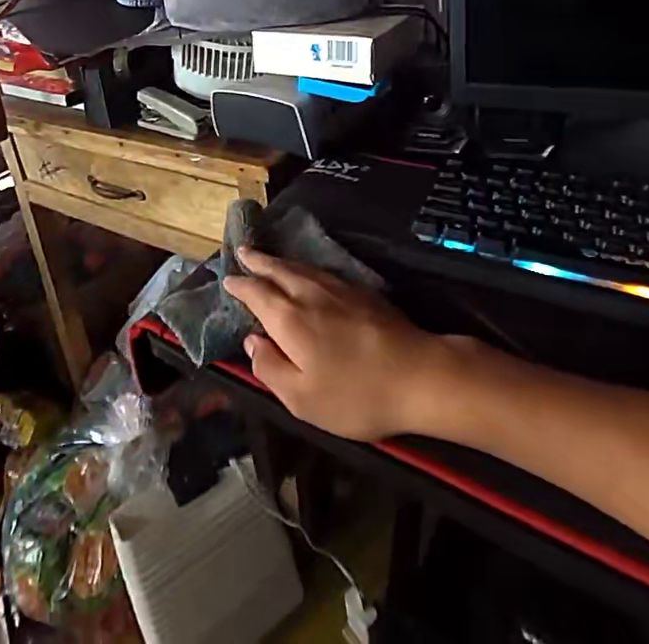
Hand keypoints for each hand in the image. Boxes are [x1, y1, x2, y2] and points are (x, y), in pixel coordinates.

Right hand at [223, 246, 470, 441]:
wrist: (421, 375)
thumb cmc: (356, 394)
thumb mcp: (301, 398)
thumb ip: (270, 368)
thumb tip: (251, 341)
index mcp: (290, 319)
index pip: (257, 293)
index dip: (240, 286)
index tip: (228, 280)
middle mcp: (310, 295)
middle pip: (278, 271)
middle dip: (258, 261)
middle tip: (243, 250)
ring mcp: (340, 290)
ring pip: (302, 268)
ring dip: (281, 261)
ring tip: (269, 257)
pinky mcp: (364, 294)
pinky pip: (323, 272)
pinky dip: (306, 268)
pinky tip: (310, 273)